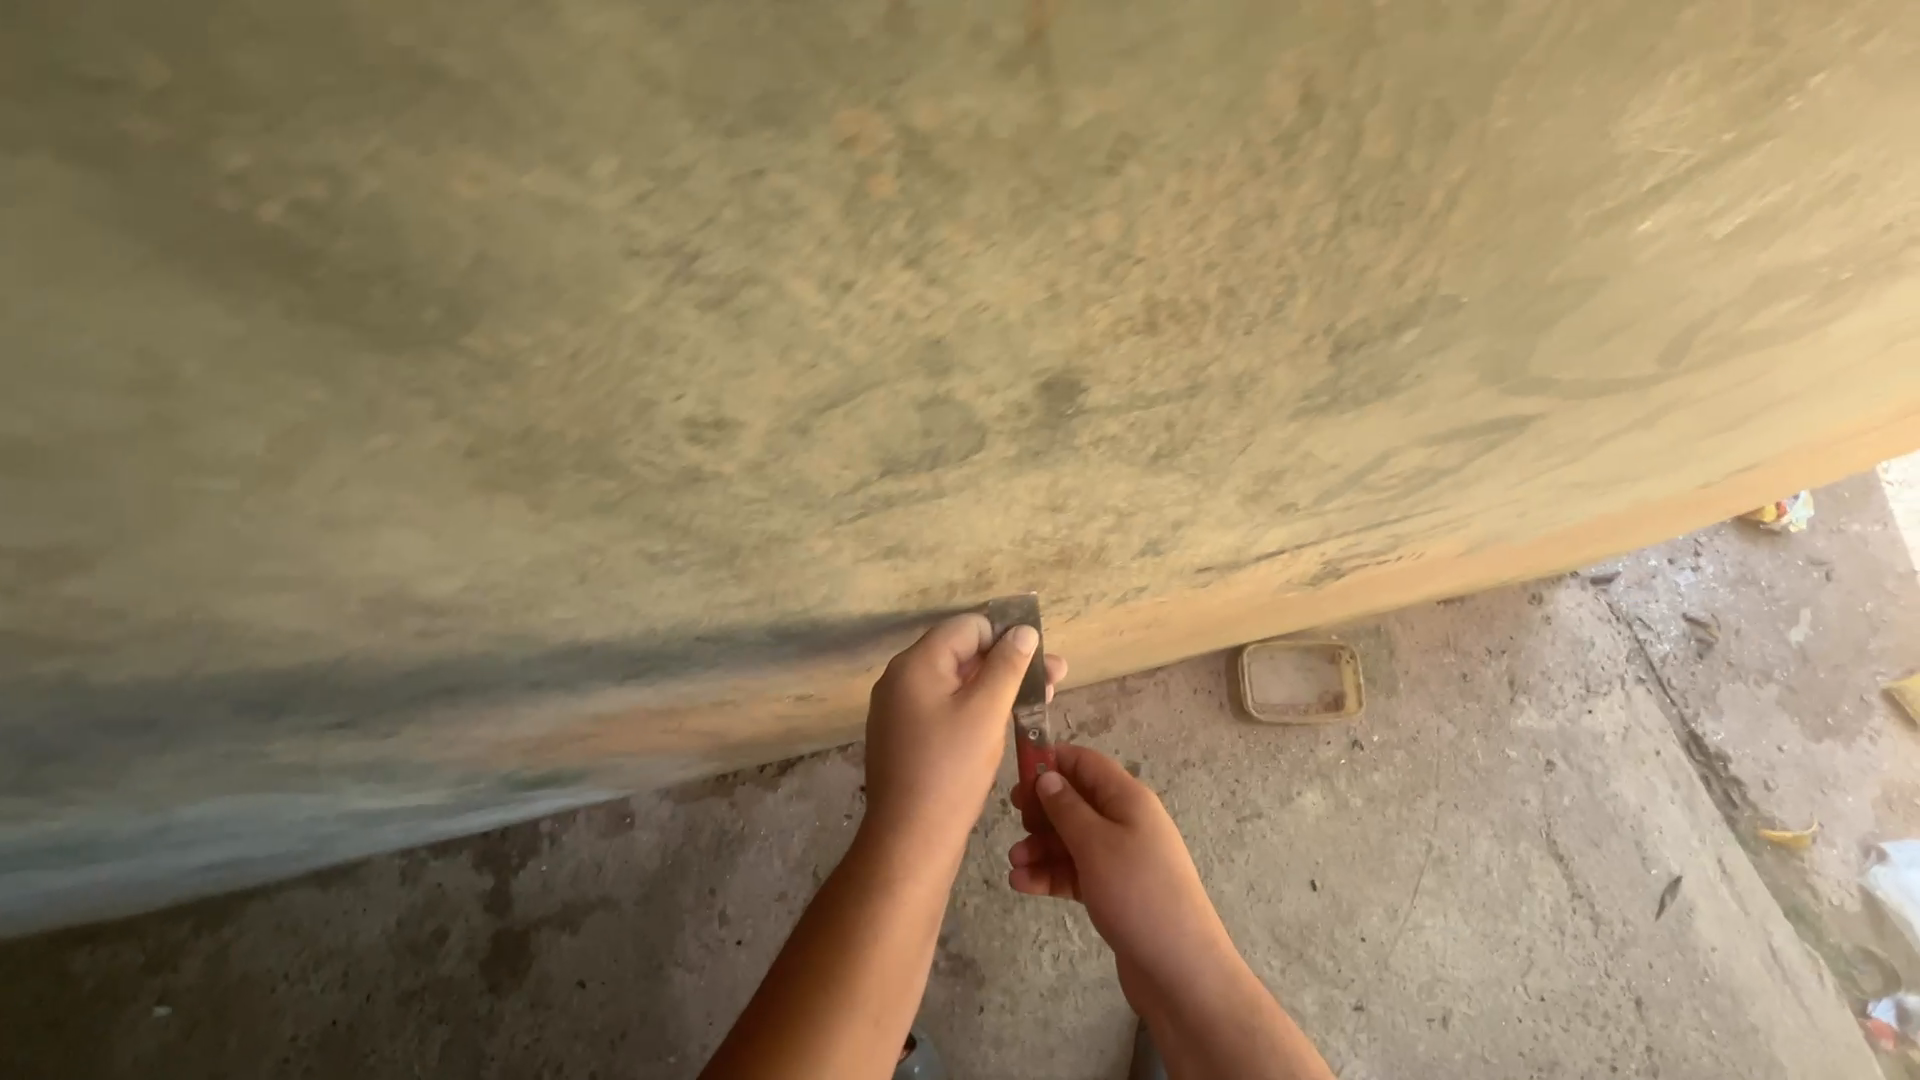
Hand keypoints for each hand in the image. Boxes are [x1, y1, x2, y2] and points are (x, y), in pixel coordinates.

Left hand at [863, 613, 1066, 856]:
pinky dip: (975, 708)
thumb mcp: (986, 711)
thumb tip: (1023, 630)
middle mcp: (901, 679)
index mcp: (916, 664)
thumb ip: (1007, 666)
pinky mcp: (905, 735)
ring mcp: (899, 709)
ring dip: (997, 687)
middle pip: (962, 653)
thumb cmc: (951, 770)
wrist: (910, 838)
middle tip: (1054, 679)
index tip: (1041, 657)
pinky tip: (1005, 722)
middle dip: (1008, 663)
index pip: (967, 627)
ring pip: (956, 683)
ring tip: (1038, 701)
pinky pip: (944, 707)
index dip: (1006, 636)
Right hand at [1008, 744, 1236, 1002]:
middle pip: (1075, 802)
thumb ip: (1067, 807)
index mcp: (1127, 798)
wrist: (1180, 970)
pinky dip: (1050, 875)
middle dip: (1041, 810)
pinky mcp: (1112, 891)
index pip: (1085, 763)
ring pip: (1070, 840)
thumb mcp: (1096, 843)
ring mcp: (1120, 858)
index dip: (1052, 762)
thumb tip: (1048, 776)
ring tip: (1014, 864)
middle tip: (1016, 822)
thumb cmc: (1138, 893)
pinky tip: (1023, 884)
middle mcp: (1125, 821)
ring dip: (1040, 847)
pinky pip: (1075, 872)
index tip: (1018, 776)